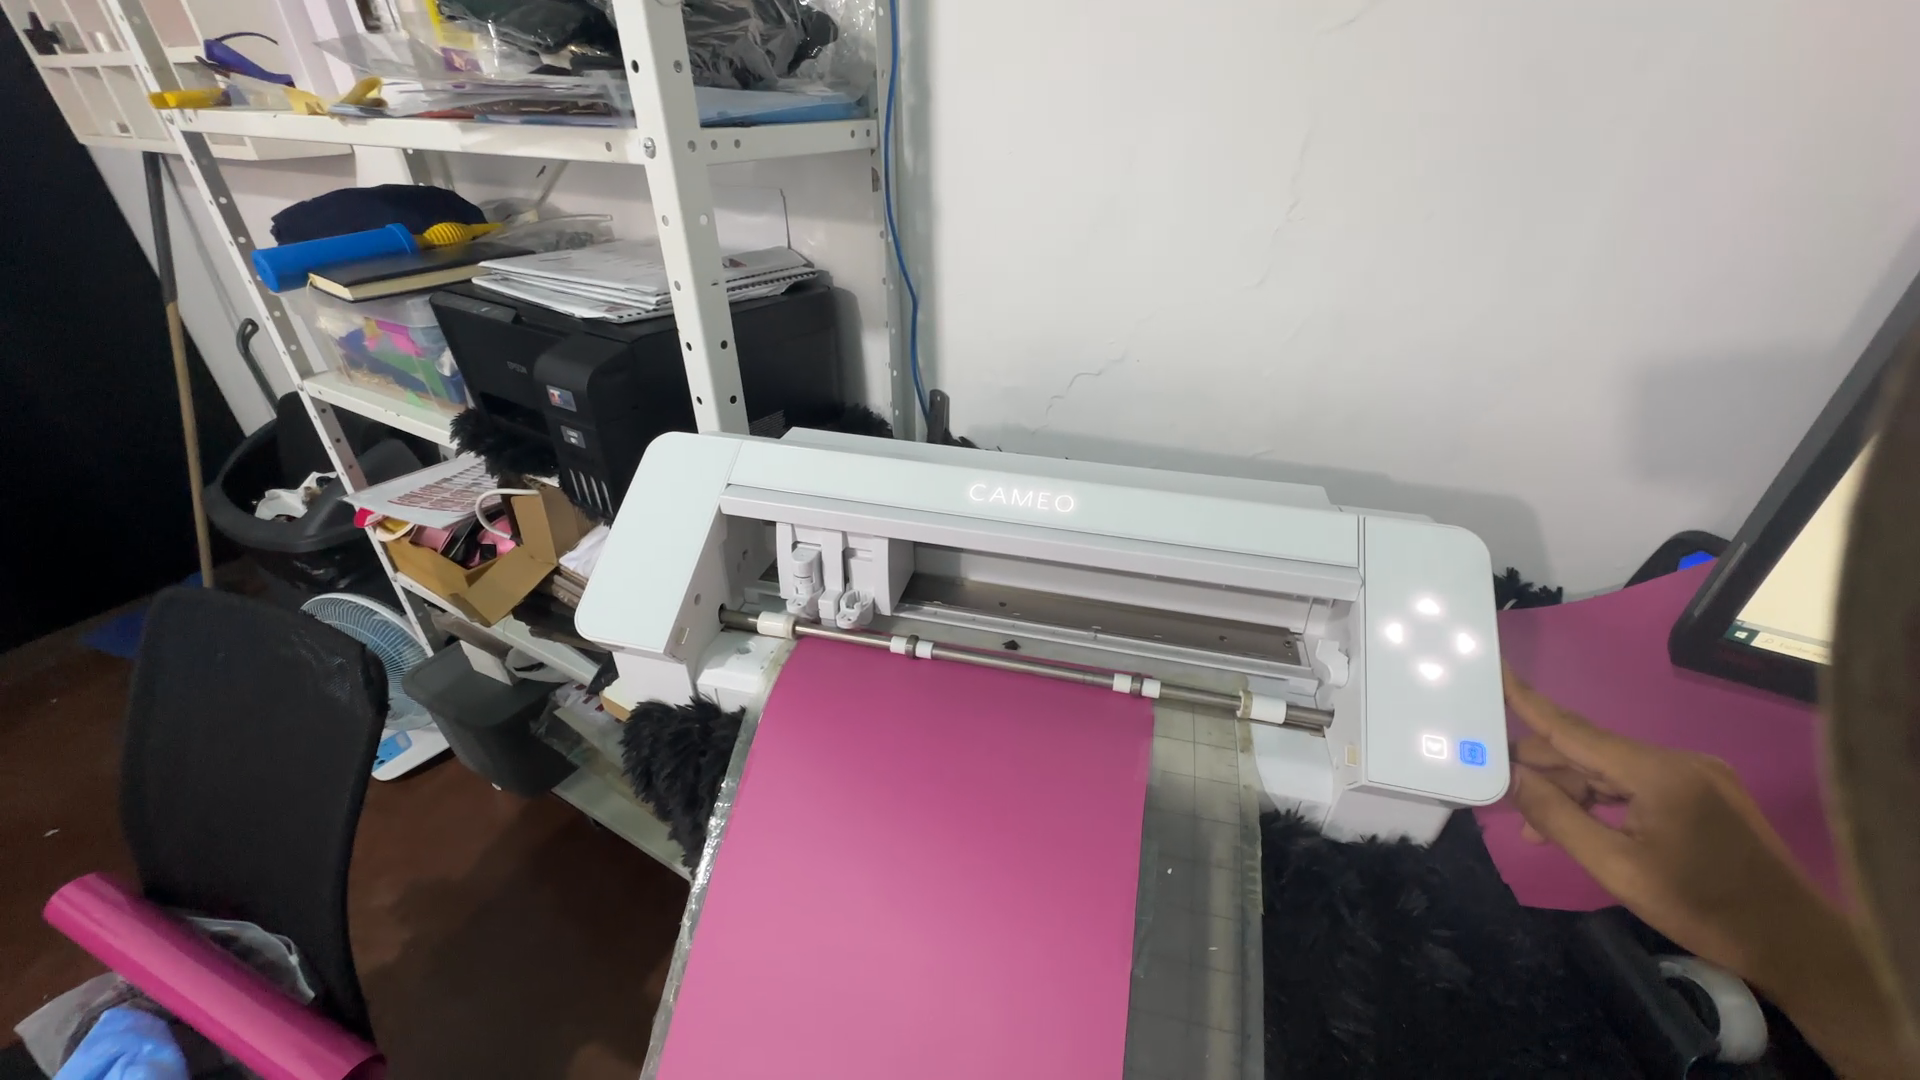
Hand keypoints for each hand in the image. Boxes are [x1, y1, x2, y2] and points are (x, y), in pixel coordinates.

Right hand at [1504, 668, 1916, 1077]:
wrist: (1798, 947)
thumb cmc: (1701, 907)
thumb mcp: (1615, 867)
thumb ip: (1554, 816)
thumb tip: (1508, 776)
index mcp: (1658, 773)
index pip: (1573, 729)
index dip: (1528, 701)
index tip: (1495, 670)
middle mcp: (1678, 761)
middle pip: (1587, 751)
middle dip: (1540, 768)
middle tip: (1495, 786)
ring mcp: (1696, 776)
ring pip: (1608, 770)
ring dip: (1568, 791)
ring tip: (1531, 824)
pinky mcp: (1705, 794)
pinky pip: (1634, 785)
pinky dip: (1600, 800)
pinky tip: (1575, 824)